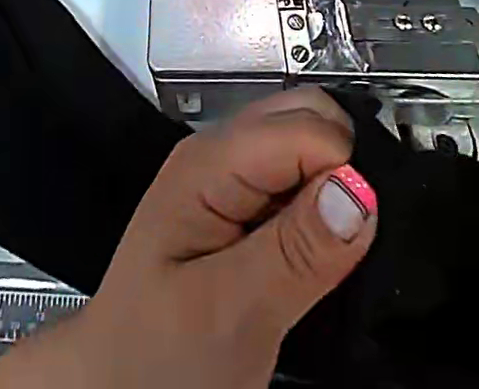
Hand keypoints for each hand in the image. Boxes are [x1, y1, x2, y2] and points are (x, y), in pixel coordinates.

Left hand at [0, 89, 377, 387]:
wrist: (119, 382)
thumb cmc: (155, 356)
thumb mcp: (229, 314)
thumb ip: (295, 253)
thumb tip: (359, 191)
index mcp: (210, 163)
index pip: (307, 128)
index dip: (342, 176)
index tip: (344, 238)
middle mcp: (222, 153)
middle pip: (311, 116)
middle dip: (346, 169)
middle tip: (338, 246)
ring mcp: (233, 174)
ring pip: (313, 144)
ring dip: (337, 190)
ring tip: (324, 257)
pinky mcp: (246, 201)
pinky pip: (304, 179)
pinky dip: (325, 208)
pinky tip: (312, 254)